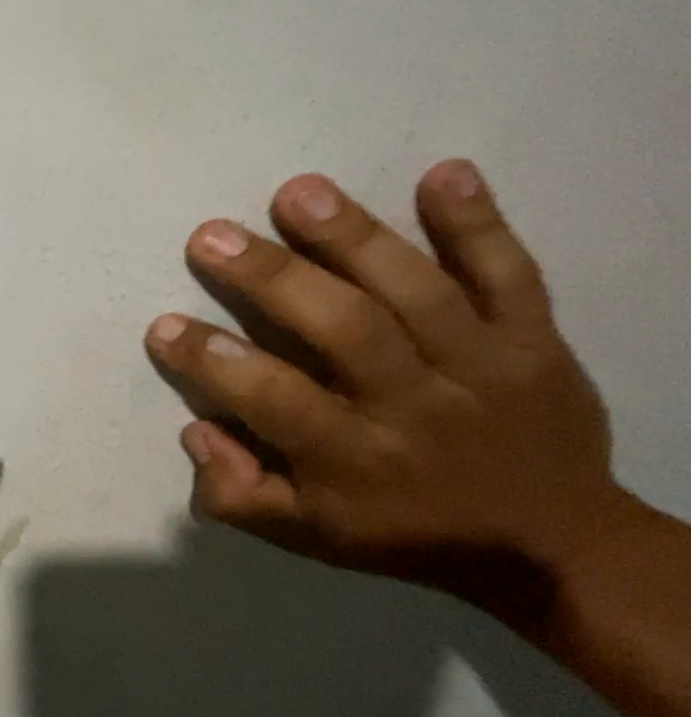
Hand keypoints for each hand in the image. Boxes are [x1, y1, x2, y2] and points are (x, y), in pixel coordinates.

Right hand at [145, 160, 628, 606]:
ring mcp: (482, 367)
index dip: (214, 363)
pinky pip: (513, 277)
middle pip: (345, 330)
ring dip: (357, 238)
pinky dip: (481, 224)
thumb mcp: (307, 536)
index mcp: (353, 458)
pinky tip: (444, 172)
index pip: (273, 400)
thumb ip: (237, 492)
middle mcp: (414, 405)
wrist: (553, 544)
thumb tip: (195, 430)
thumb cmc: (404, 532)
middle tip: (211, 236)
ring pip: (418, 293)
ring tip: (298, 193)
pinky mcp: (535, 342)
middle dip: (272, 278)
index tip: (164, 326)